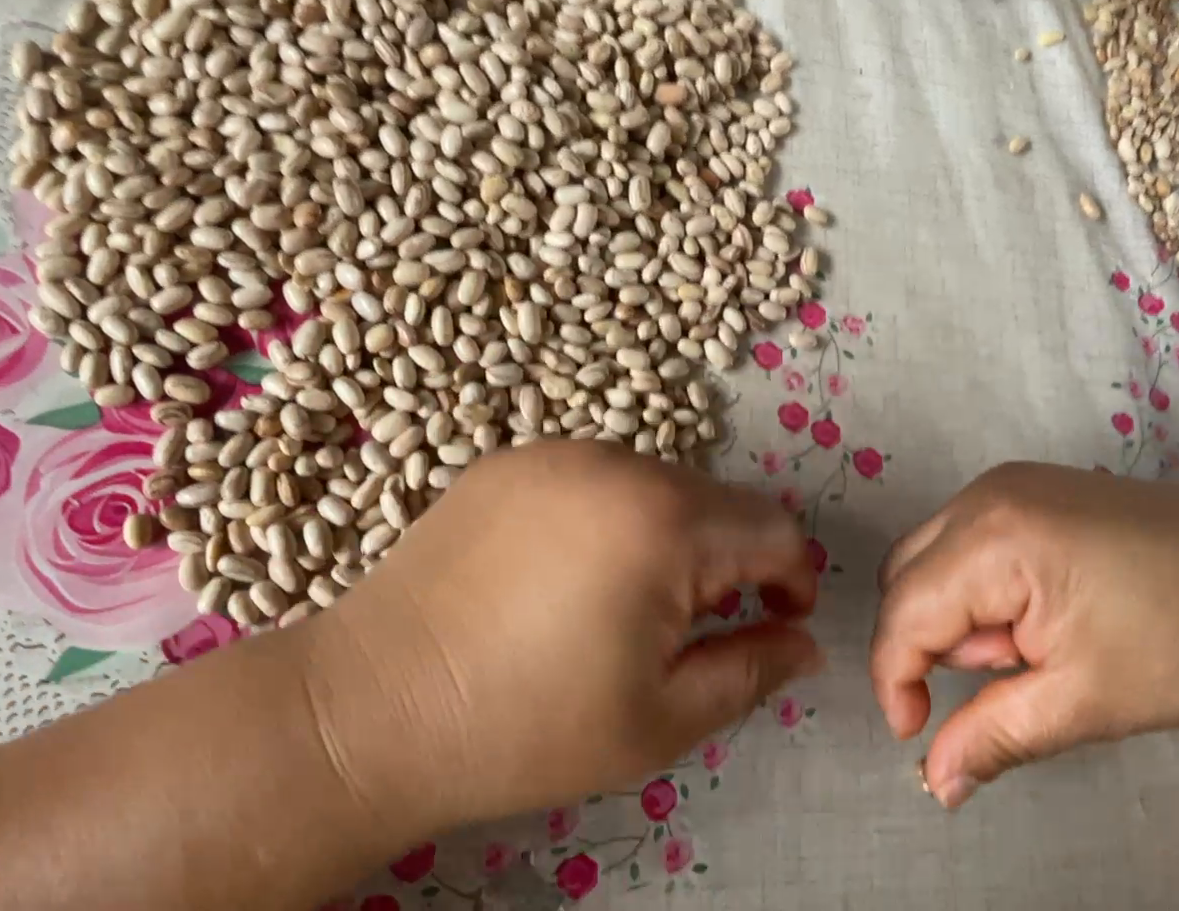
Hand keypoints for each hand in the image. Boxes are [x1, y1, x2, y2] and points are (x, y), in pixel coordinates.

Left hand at [303, 440, 822, 836]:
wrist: (374, 706)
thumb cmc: (528, 725)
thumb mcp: (661, 719)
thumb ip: (751, 670)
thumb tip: (804, 643)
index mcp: (664, 520)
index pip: (773, 527)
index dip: (792, 579)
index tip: (774, 624)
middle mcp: (615, 462)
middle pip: (714, 502)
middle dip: (726, 561)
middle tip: (687, 630)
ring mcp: (554, 453)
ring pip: (653, 485)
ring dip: (665, 537)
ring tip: (619, 607)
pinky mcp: (506, 463)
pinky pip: (590, 480)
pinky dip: (606, 519)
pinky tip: (562, 578)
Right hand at [870, 462, 1178, 808]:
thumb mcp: (1085, 703)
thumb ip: (992, 736)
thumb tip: (933, 782)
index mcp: (995, 534)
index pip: (904, 610)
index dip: (894, 677)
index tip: (915, 733)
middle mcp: (987, 493)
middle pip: (906, 577)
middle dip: (933, 641)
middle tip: (1007, 680)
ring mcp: (1009, 483)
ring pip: (932, 560)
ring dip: (960, 616)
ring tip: (1038, 648)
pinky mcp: (1031, 489)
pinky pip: (966, 544)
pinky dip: (982, 590)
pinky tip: (1043, 615)